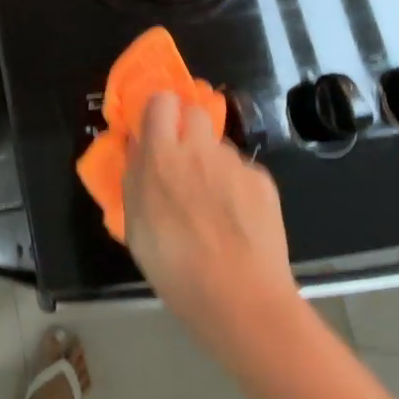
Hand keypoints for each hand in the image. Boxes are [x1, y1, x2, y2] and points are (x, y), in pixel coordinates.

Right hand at [123, 90, 295, 329]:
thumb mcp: (135, 225)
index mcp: (161, 156)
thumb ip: (135, 178)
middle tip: (182, 163)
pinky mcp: (263, 182)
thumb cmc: (174, 266)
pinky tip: (238, 220)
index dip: (158, 113)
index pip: (161, 101)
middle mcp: (200, 149)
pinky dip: (237, 187)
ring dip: (212, 163)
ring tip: (212, 205)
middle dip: (187, 129)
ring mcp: (235, 164)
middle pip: (194, 113)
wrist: (240, 297)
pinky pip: (243, 172)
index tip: (155, 134)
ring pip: (220, 147)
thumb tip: (138, 149)